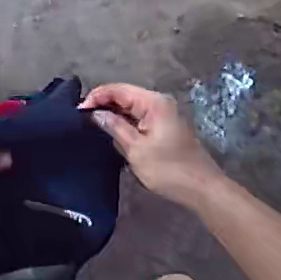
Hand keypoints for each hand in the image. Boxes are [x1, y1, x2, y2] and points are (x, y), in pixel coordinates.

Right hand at [83, 83, 224, 206]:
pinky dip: (124, 123)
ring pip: (131, 108)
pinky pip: (138, 118)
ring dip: (113, 115)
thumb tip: (95, 113)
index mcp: (153, 102)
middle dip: (103, 105)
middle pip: (124, 96)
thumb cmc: (168, 168)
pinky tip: (111, 132)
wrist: (202, 189)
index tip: (78, 111)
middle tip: (81, 118)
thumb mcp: (136, 149)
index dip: (96, 97)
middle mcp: (158, 102)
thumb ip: (114, 126)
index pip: (118, 90)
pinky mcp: (164, 128)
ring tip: (91, 125)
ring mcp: (163, 115)